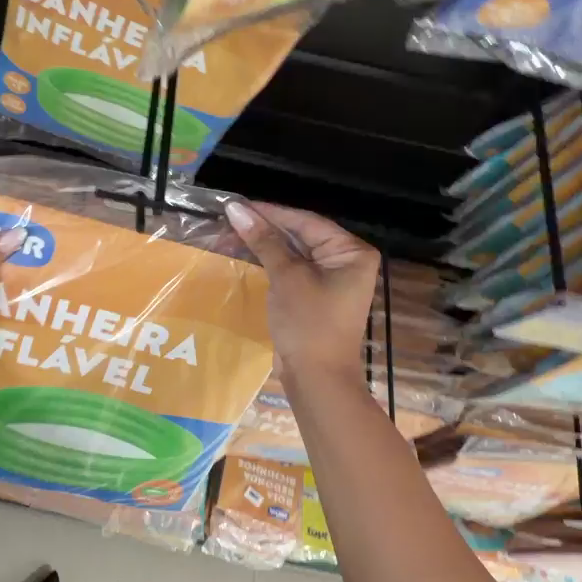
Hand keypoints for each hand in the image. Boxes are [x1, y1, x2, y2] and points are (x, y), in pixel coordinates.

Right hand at [224, 200, 378, 386]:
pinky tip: (245, 256)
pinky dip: (269, 263)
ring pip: (293, 253)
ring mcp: (330, 280)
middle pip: (301, 235)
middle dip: (265, 228)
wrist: (316, 377)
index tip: (238, 205)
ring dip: (263, 246)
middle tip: (229, 220)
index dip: (271, 212)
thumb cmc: (309, 323)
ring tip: (230, 236)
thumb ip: (263, 241)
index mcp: (351, 252)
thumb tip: (236, 209)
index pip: (307, 222)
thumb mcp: (286, 277)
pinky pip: (290, 271)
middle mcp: (345, 262)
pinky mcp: (314, 296)